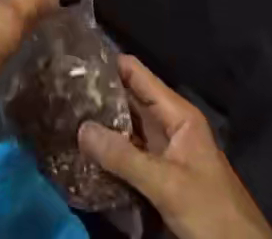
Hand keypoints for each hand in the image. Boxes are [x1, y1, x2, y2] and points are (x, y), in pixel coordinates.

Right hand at [79, 56, 271, 238]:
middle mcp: (170, 125)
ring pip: (128, 129)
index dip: (109, 64)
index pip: (138, 75)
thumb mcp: (166, 183)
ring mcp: (165, 152)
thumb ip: (124, 157)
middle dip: (99, 95)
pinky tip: (84, 154)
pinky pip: (130, 156)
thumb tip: (81, 128)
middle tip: (60, 91)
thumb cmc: (211, 211)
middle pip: (130, 100)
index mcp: (177, 114)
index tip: (75, 60)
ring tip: (64, 116)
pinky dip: (110, 153)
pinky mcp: (160, 177)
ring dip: (102, 125)